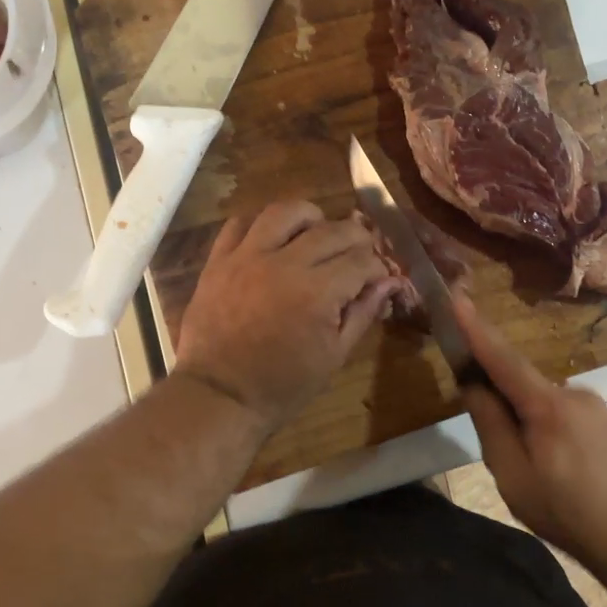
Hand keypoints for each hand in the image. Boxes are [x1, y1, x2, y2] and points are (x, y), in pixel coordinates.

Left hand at [175, 201, 396, 428]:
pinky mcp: (218, 260)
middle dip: (356, 239)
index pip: (361, 260)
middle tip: (357, 255)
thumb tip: (388, 283)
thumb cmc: (283, 385)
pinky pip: (240, 223)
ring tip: (316, 233)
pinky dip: (261, 224)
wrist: (219, 395)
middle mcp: (285, 264)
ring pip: (285, 211)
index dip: (377, 267)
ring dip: (310, 217)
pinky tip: (272, 239)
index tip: (377, 278)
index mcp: (318, 292)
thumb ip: (362, 313)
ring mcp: (247, 257)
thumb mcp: (333, 356)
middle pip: (332, 229)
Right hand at [455, 295, 606, 560]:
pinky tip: (553, 474)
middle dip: (497, 402)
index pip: (502, 358)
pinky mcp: (604, 425)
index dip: (475, 330)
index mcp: (547, 403)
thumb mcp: (513, 475)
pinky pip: (558, 416)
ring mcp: (593, 408)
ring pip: (539, 405)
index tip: (455, 298)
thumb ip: (490, 425)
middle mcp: (572, 393)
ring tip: (532, 478)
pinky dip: (542, 433)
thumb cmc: (569, 511)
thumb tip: (473, 385)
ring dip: (523, 425)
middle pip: (520, 384)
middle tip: (496, 454)